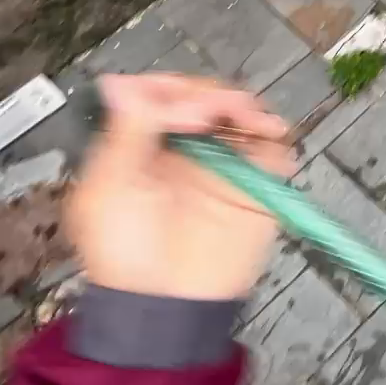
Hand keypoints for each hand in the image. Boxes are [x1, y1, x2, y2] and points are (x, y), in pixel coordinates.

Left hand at [67, 73, 291, 301]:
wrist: (171, 302)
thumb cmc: (126, 252)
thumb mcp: (109, 190)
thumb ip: (125, 134)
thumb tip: (120, 82)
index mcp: (144, 144)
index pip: (161, 94)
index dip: (171, 90)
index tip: (178, 112)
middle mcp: (187, 146)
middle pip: (207, 96)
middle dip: (213, 95)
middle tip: (211, 114)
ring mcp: (225, 164)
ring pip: (244, 114)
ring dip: (246, 107)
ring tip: (249, 119)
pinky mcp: (258, 183)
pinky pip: (275, 148)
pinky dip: (275, 134)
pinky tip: (269, 134)